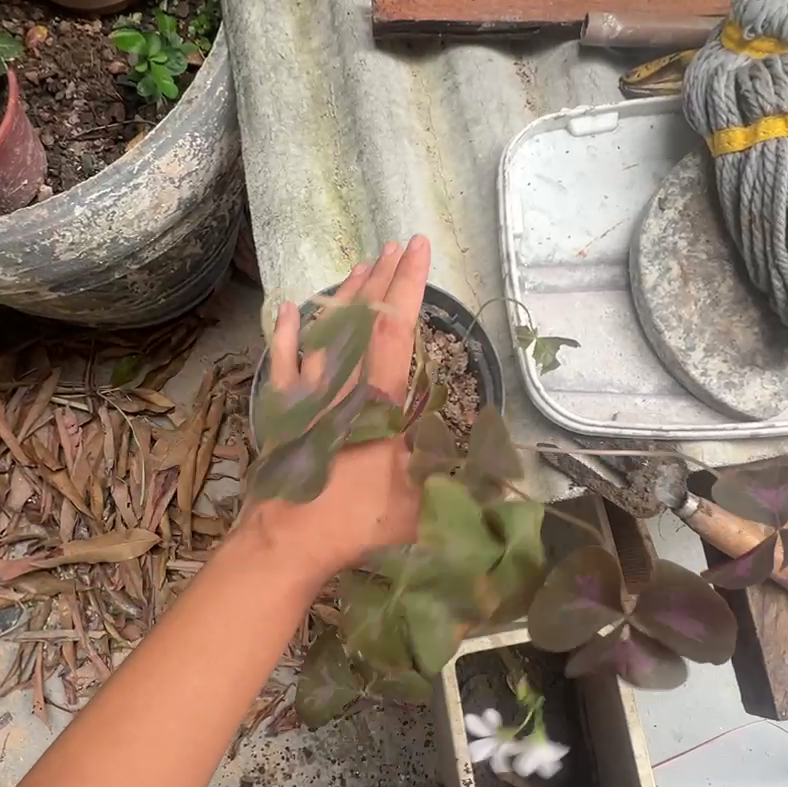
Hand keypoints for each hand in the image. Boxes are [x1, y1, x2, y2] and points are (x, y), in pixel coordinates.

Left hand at [245, 236, 432, 579]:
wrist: (287, 541)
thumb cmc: (355, 522)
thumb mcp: (419, 506)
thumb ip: (457, 486)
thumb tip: (504, 485)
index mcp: (377, 400)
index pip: (395, 328)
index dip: (408, 285)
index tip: (418, 249)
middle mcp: (340, 385)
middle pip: (360, 318)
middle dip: (381, 279)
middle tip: (395, 245)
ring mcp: (307, 394)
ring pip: (324, 330)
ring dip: (343, 296)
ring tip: (361, 264)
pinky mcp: (283, 410)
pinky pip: (283, 361)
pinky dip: (288, 333)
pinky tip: (289, 309)